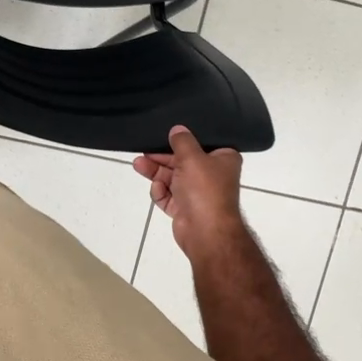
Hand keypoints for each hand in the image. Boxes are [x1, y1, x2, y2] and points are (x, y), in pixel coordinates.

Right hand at [133, 126, 243, 260]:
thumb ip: (182, 141)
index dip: (184, 140)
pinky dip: (161, 192)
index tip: (166, 134)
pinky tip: (157, 189)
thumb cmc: (205, 189)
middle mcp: (212, 175)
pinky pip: (168, 195)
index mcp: (223, 160)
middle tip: (144, 152)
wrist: (205, 231)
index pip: (202, 144)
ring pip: (172, 178)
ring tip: (138, 165)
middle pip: (182, 161)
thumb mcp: (192, 157)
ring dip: (155, 172)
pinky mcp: (184, 208)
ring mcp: (197, 193)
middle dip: (162, 158)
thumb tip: (177, 129)